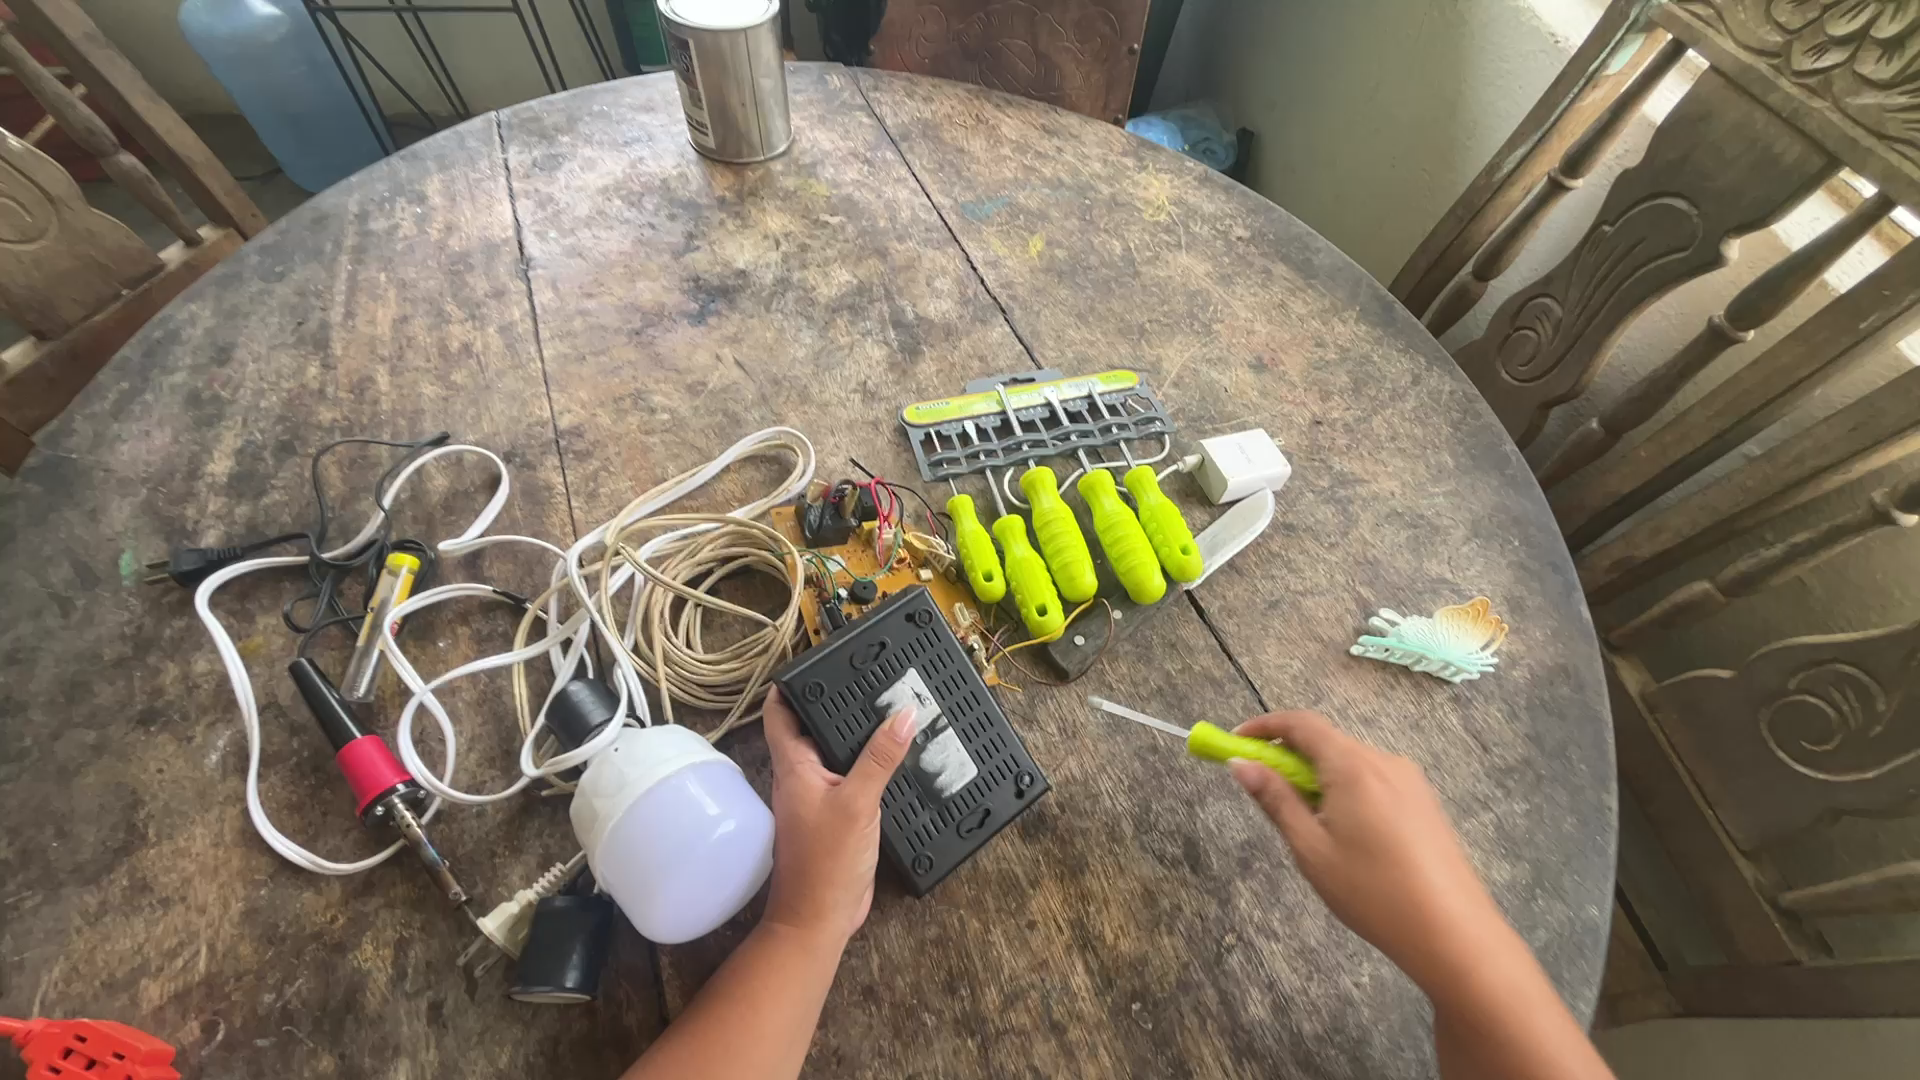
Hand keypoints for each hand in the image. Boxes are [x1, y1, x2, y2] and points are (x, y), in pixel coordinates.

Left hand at [760, 686, 914, 944]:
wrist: (819, 920)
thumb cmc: (825, 863)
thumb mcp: (857, 803)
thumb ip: (880, 757)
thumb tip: (904, 713)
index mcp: (794, 766)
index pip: (781, 712)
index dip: (793, 684)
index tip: (817, 659)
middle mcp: (803, 775)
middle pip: (813, 727)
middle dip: (836, 702)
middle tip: (869, 675)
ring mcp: (820, 795)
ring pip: (836, 751)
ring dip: (857, 732)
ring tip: (888, 705)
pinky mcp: (839, 814)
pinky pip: (853, 776)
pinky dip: (870, 761)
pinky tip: (895, 755)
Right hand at [1227, 711, 1505, 991]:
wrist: (1458, 939)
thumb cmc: (1374, 892)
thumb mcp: (1311, 849)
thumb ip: (1275, 799)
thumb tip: (1240, 764)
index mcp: (1353, 766)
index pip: (1300, 723)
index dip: (1262, 726)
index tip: (1234, 743)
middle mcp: (1383, 761)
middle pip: (1324, 741)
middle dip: (1286, 755)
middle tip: (1262, 790)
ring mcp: (1409, 781)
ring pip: (1347, 761)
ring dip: (1315, 775)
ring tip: (1304, 822)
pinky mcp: (1423, 802)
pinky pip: (1371, 779)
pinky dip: (1343, 788)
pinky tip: (1343, 831)